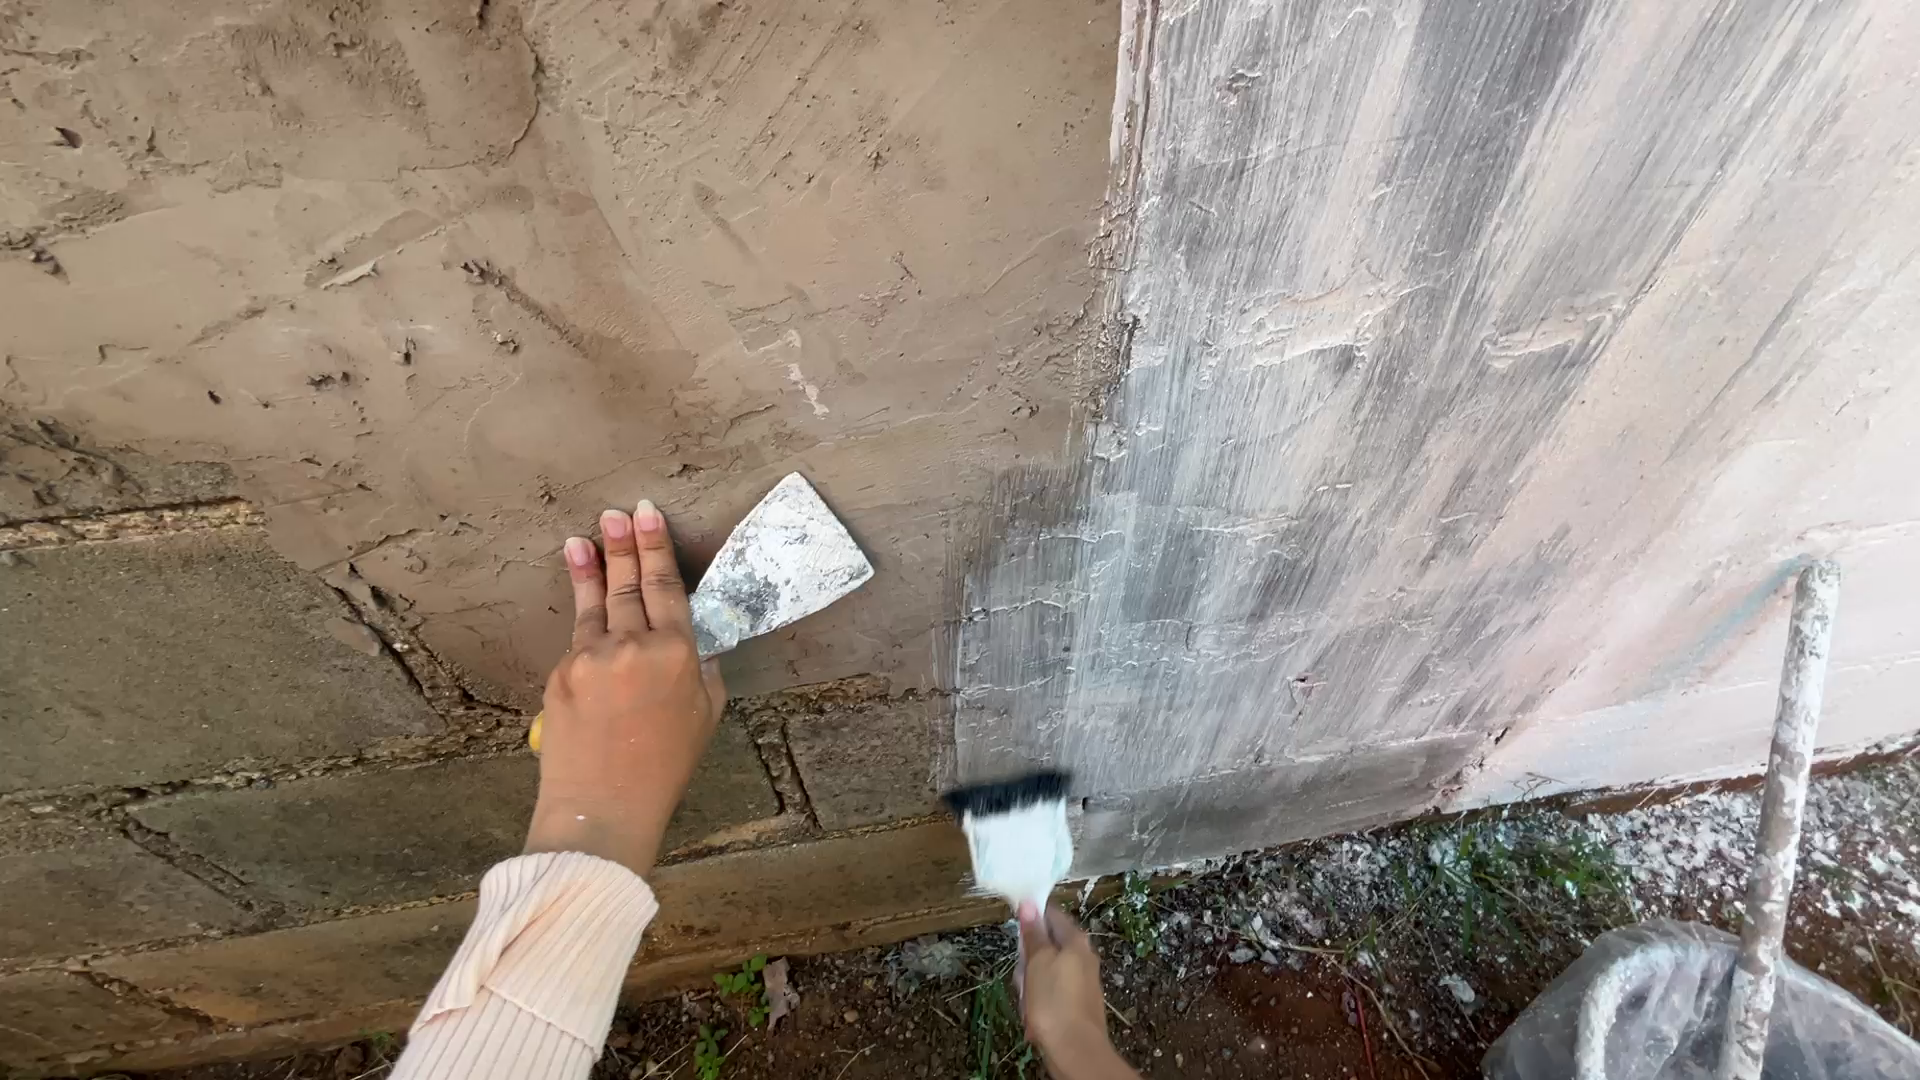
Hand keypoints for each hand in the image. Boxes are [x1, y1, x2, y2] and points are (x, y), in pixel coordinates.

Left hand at [523, 500, 725, 875]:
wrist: (602, 808)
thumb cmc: (667, 763)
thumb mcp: (706, 712)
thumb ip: (702, 666)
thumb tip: (690, 637)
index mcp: (677, 653)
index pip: (666, 586)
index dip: (656, 547)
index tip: (648, 516)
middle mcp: (633, 645)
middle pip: (628, 583)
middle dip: (623, 543)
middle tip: (617, 512)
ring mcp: (590, 657)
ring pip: (595, 602)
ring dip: (591, 566)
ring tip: (585, 536)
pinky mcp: (560, 674)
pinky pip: (579, 639)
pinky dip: (583, 613)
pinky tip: (583, 595)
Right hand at [1017, 903, 1141, 1079]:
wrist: (1076, 1052)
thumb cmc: (1054, 1001)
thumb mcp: (1037, 960)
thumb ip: (1033, 932)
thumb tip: (1029, 903)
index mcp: (1076, 940)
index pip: (1051, 915)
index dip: (1031, 919)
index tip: (1017, 934)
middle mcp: (1083, 956)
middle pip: (1046, 946)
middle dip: (1029, 961)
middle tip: (1024, 977)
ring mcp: (1082, 982)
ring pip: (1046, 972)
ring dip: (1031, 986)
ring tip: (1028, 1002)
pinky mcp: (1078, 1005)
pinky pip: (1052, 994)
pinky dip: (1041, 1003)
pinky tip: (1034, 1017)